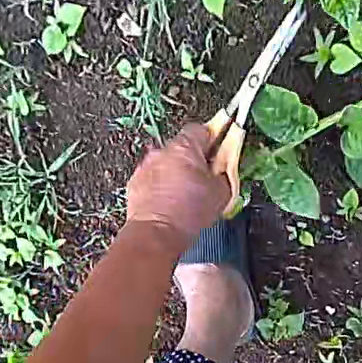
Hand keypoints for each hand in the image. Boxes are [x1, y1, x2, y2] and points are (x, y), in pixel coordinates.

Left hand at [124, 123, 231, 248]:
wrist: (157, 233)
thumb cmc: (189, 211)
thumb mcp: (222, 192)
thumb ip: (225, 173)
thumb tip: (225, 169)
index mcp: (185, 148)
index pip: (202, 129)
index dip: (214, 139)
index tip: (222, 150)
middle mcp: (162, 152)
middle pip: (183, 147)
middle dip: (196, 160)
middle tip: (208, 178)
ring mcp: (146, 167)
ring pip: (168, 163)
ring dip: (178, 173)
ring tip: (189, 195)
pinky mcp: (136, 183)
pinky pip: (154, 178)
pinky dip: (163, 186)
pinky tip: (172, 203)